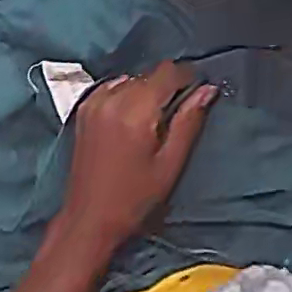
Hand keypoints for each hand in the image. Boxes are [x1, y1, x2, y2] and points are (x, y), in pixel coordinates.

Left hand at [61, 59, 217, 248]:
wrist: (88, 218)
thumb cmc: (134, 199)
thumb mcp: (170, 164)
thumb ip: (189, 122)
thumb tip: (207, 90)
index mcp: (135, 111)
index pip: (166, 72)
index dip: (186, 76)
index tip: (198, 87)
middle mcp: (112, 98)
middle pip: (148, 75)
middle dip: (167, 86)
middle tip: (178, 110)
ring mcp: (94, 102)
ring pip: (130, 79)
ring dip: (146, 89)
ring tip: (155, 117)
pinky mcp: (83, 109)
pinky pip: (112, 87)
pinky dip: (125, 93)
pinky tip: (131, 116)